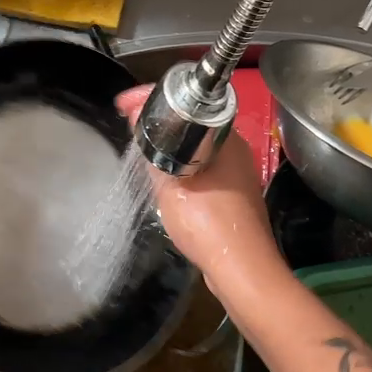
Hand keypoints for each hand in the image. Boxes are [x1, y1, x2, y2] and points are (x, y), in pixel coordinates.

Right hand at [116, 85, 278, 284]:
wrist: (244, 270)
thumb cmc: (208, 222)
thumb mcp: (170, 185)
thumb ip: (154, 153)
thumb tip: (139, 118)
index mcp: (225, 137)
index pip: (187, 105)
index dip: (154, 102)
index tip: (127, 105)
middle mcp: (237, 149)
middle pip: (193, 125)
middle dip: (162, 125)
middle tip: (133, 128)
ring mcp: (240, 174)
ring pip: (199, 150)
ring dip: (174, 151)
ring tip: (145, 154)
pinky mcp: (238, 196)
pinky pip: (206, 172)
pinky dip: (186, 172)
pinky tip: (170, 184)